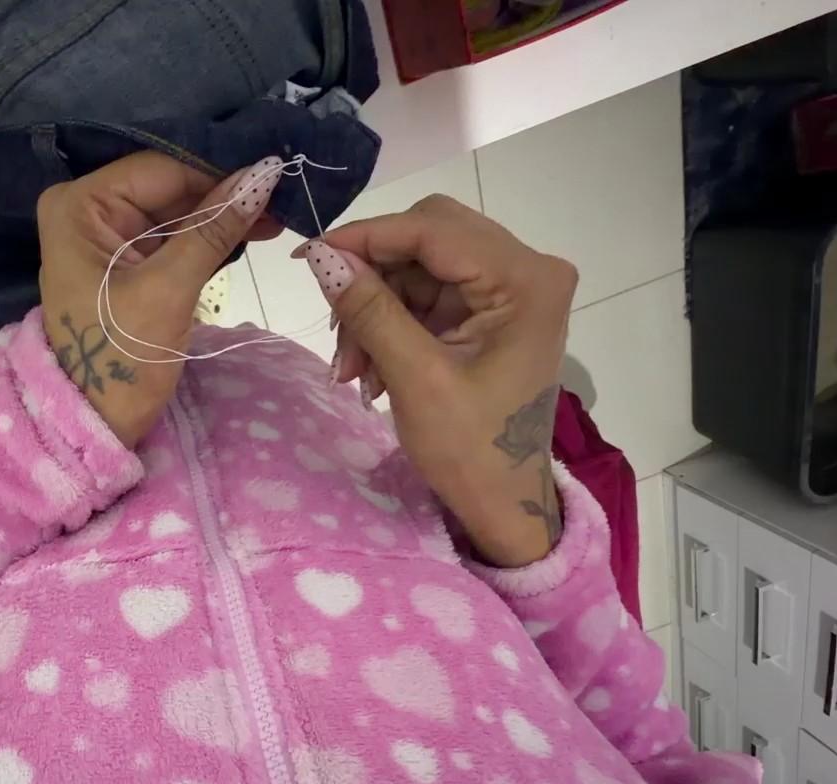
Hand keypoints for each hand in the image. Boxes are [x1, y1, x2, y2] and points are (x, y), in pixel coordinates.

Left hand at [36, 152, 284, 445]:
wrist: (100, 424)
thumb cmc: (122, 359)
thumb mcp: (170, 290)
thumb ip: (215, 229)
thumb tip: (265, 174)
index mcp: (79, 207)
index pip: (159, 170)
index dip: (217, 170)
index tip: (273, 167)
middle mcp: (86, 212)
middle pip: (167, 188)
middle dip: (223, 193)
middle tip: (284, 192)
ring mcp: (104, 240)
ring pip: (174, 213)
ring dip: (221, 216)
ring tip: (276, 215)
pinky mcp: (123, 266)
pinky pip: (171, 240)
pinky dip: (206, 239)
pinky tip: (249, 232)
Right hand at [298, 195, 577, 566]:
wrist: (501, 500)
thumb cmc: (469, 450)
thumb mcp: (415, 378)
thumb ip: (370, 311)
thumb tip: (322, 258)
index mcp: (526, 281)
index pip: (434, 230)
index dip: (366, 237)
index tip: (309, 258)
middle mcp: (527, 270)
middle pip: (429, 239)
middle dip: (372, 280)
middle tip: (335, 328)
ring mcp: (509, 290)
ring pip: (420, 269)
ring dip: (375, 310)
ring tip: (352, 369)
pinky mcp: (489, 311)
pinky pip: (426, 296)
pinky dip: (390, 325)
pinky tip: (370, 367)